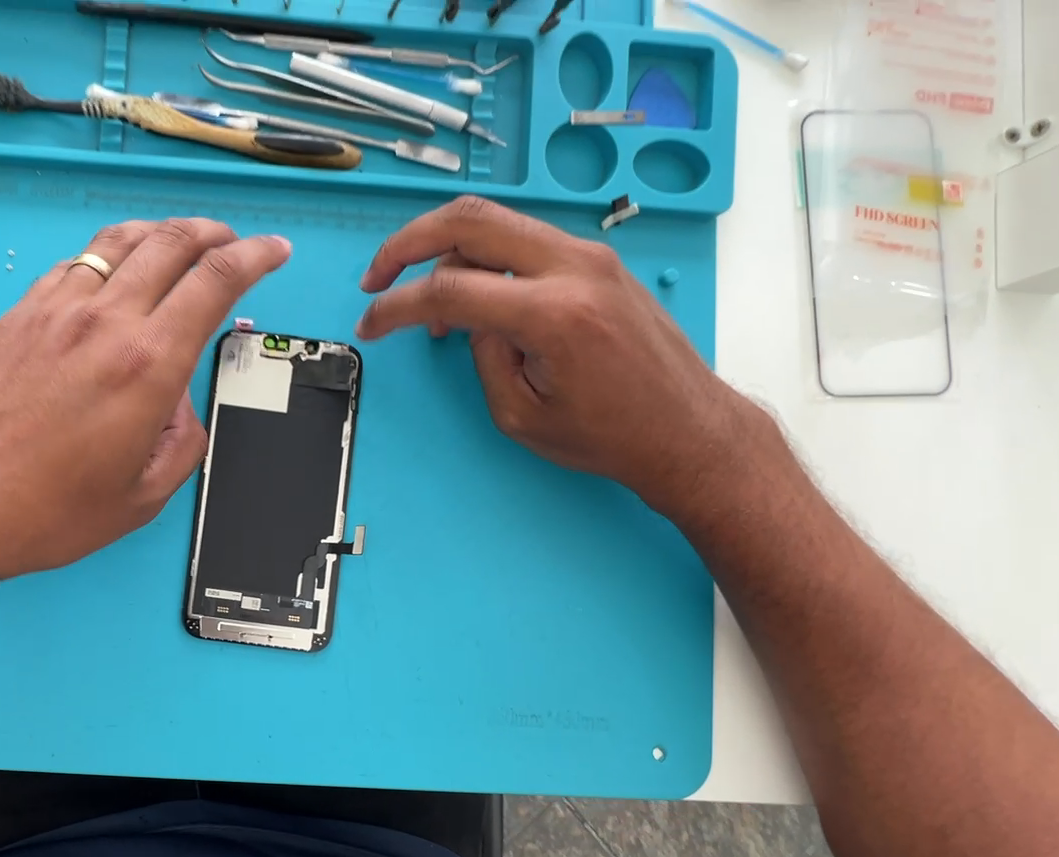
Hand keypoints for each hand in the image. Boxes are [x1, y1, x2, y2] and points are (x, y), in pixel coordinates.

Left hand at [0, 219, 291, 578]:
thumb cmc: (49, 509)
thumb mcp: (145, 496)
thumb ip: (183, 441)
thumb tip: (178, 405)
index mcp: (148, 366)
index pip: (215, 281)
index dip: (255, 256)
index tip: (272, 250)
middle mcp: (105, 323)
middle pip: (172, 243)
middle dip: (213, 233)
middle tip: (231, 241)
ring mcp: (57, 311)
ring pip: (120, 242)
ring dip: (160, 232)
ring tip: (177, 240)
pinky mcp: (21, 315)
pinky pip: (74, 264)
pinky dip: (106, 256)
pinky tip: (111, 271)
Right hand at [354, 196, 759, 513]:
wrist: (687, 429)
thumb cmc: (608, 436)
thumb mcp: (520, 414)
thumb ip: (484, 354)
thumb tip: (468, 317)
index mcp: (553, 314)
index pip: (449, 288)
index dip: (395, 305)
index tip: (370, 324)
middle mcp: (575, 267)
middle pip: (470, 219)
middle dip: (409, 242)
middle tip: (377, 276)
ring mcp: (592, 256)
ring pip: (497, 222)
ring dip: (447, 251)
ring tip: (430, 308)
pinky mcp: (598, 261)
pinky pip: (524, 241)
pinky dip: (485, 260)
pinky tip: (475, 299)